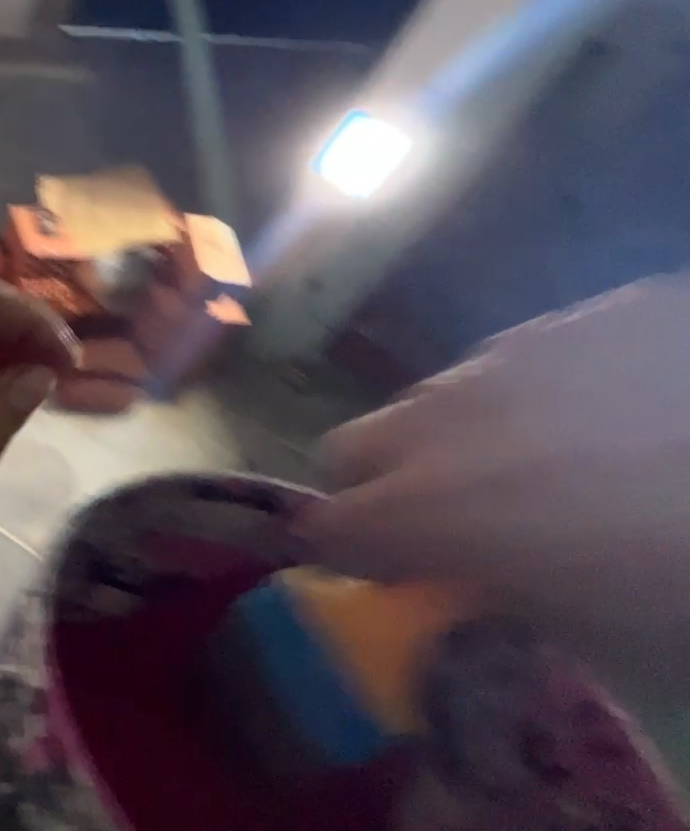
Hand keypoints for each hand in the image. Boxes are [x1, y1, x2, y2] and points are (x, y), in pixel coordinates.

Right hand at [300, 274, 689, 698]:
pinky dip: (547, 392)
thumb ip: (504, 606)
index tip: (389, 574)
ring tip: (561, 463)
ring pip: (437, 399)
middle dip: (381, 484)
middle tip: (454, 520)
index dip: (347, 550)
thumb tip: (467, 589)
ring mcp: (510, 356)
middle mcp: (439, 420)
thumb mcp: (607, 638)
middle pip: (353, 448)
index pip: (327, 525)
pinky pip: (528, 357)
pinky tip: (625, 417)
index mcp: (428, 507)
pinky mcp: (592, 313)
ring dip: (464, 434)